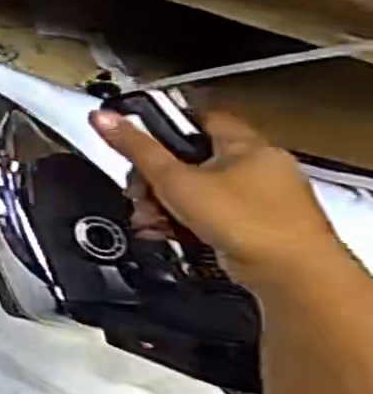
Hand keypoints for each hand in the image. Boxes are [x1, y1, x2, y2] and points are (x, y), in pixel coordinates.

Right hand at [90, 108, 346, 290]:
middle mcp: (260, 169)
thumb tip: (104, 117)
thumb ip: (135, 146)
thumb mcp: (172, 177)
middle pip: (186, 159)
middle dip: (152, 177)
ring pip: (193, 188)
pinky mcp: (256, 224)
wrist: (289, 276)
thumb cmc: (245, 221)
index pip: (199, 119)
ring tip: (151, 216)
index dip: (164, 124)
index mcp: (250, 148)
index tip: (135, 137)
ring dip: (161, 202)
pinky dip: (181, 218)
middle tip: (139, 190)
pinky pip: (207, 211)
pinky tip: (166, 229)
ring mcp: (260, 198)